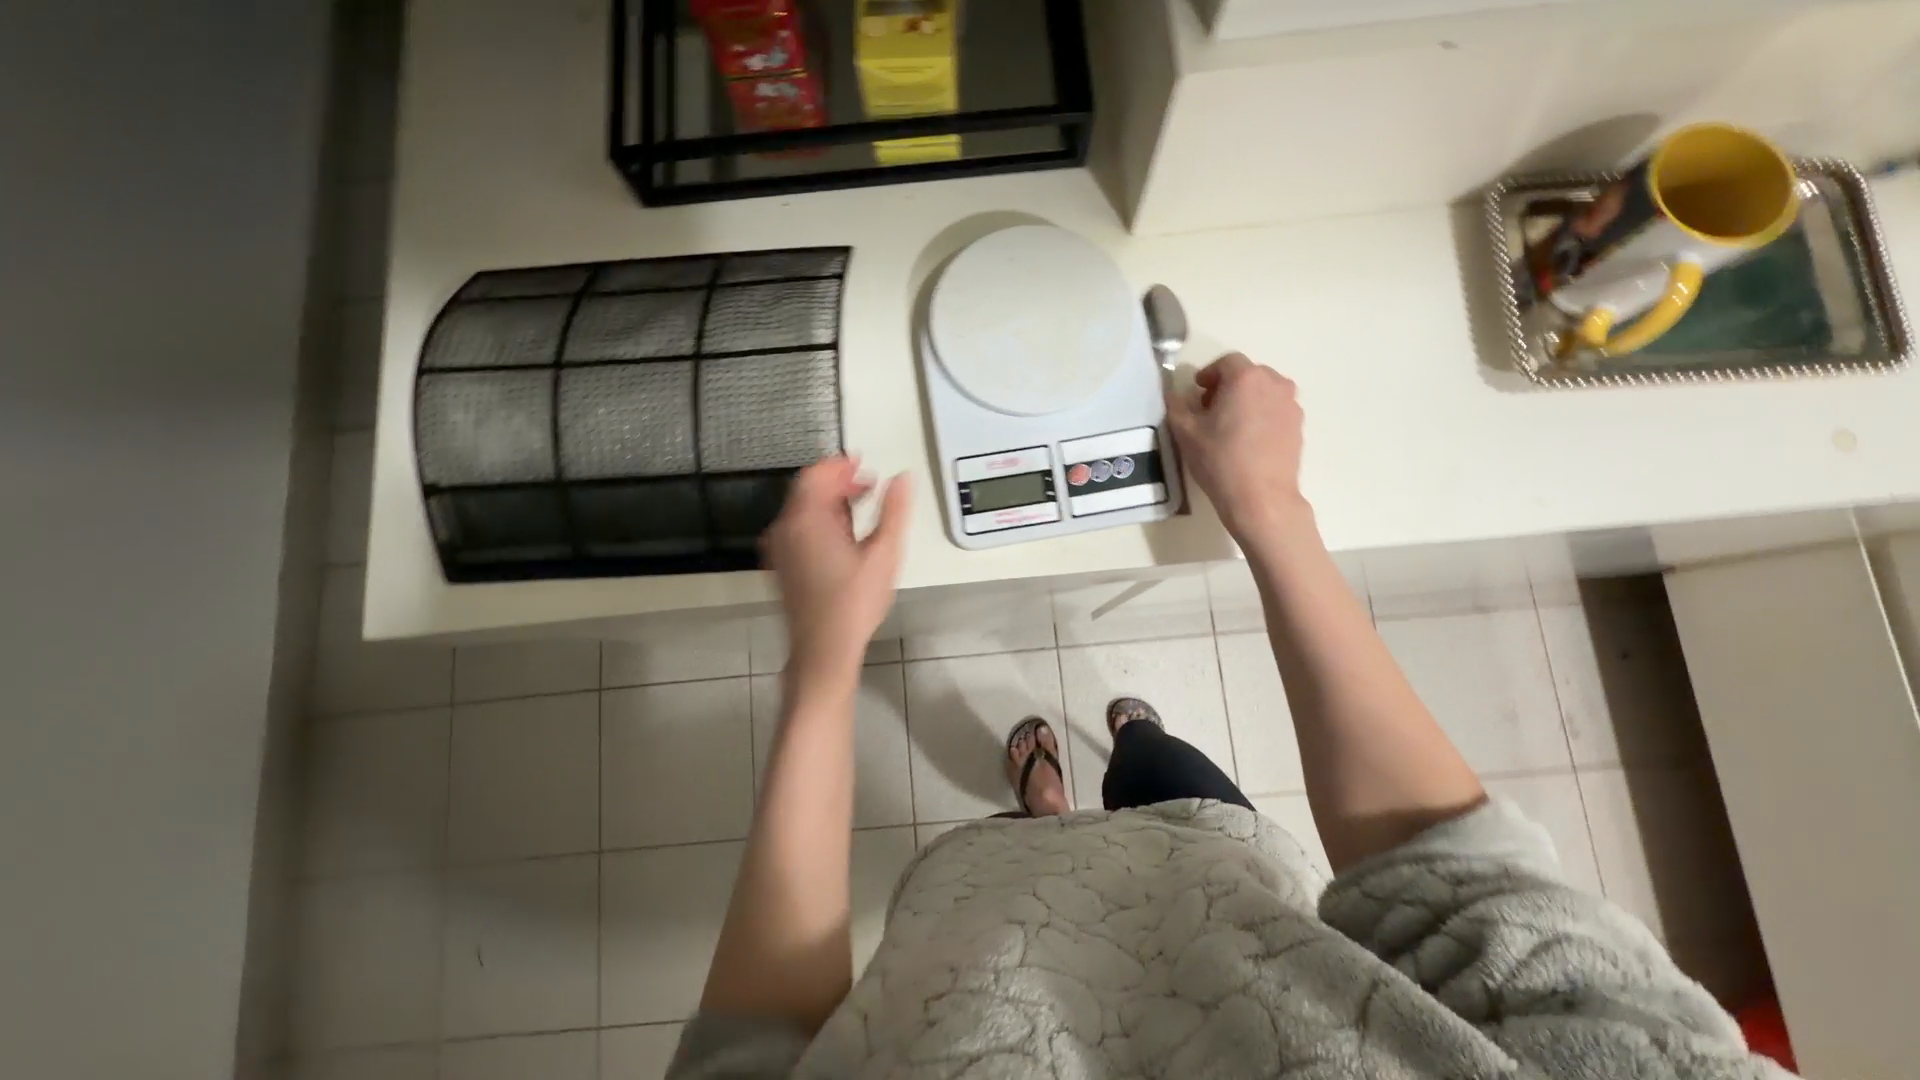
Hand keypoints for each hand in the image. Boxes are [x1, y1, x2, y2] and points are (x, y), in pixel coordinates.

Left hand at [762, 457, 911, 668]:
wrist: (822, 650)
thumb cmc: (854, 604)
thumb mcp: (885, 554)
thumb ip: (895, 511)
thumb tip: (903, 478)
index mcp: (807, 520)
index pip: (816, 475)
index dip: (839, 464)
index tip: (860, 462)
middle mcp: (786, 530)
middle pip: (807, 491)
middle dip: (837, 482)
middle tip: (866, 482)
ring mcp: (780, 550)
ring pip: (802, 511)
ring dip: (829, 502)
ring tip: (860, 507)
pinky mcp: (782, 567)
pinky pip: (797, 530)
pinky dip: (818, 522)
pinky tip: (843, 536)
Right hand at [1165, 353, 1308, 549]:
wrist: (1262, 498)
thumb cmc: (1220, 461)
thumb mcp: (1186, 433)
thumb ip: (1177, 406)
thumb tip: (1174, 394)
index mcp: (1246, 378)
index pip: (1226, 362)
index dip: (1209, 374)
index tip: (1197, 391)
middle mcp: (1274, 384)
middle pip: (1248, 374)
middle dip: (1228, 385)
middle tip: (1210, 408)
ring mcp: (1291, 405)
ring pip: (1265, 391)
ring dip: (1246, 399)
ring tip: (1230, 424)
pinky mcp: (1299, 426)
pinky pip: (1276, 409)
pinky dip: (1261, 414)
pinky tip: (1248, 439)